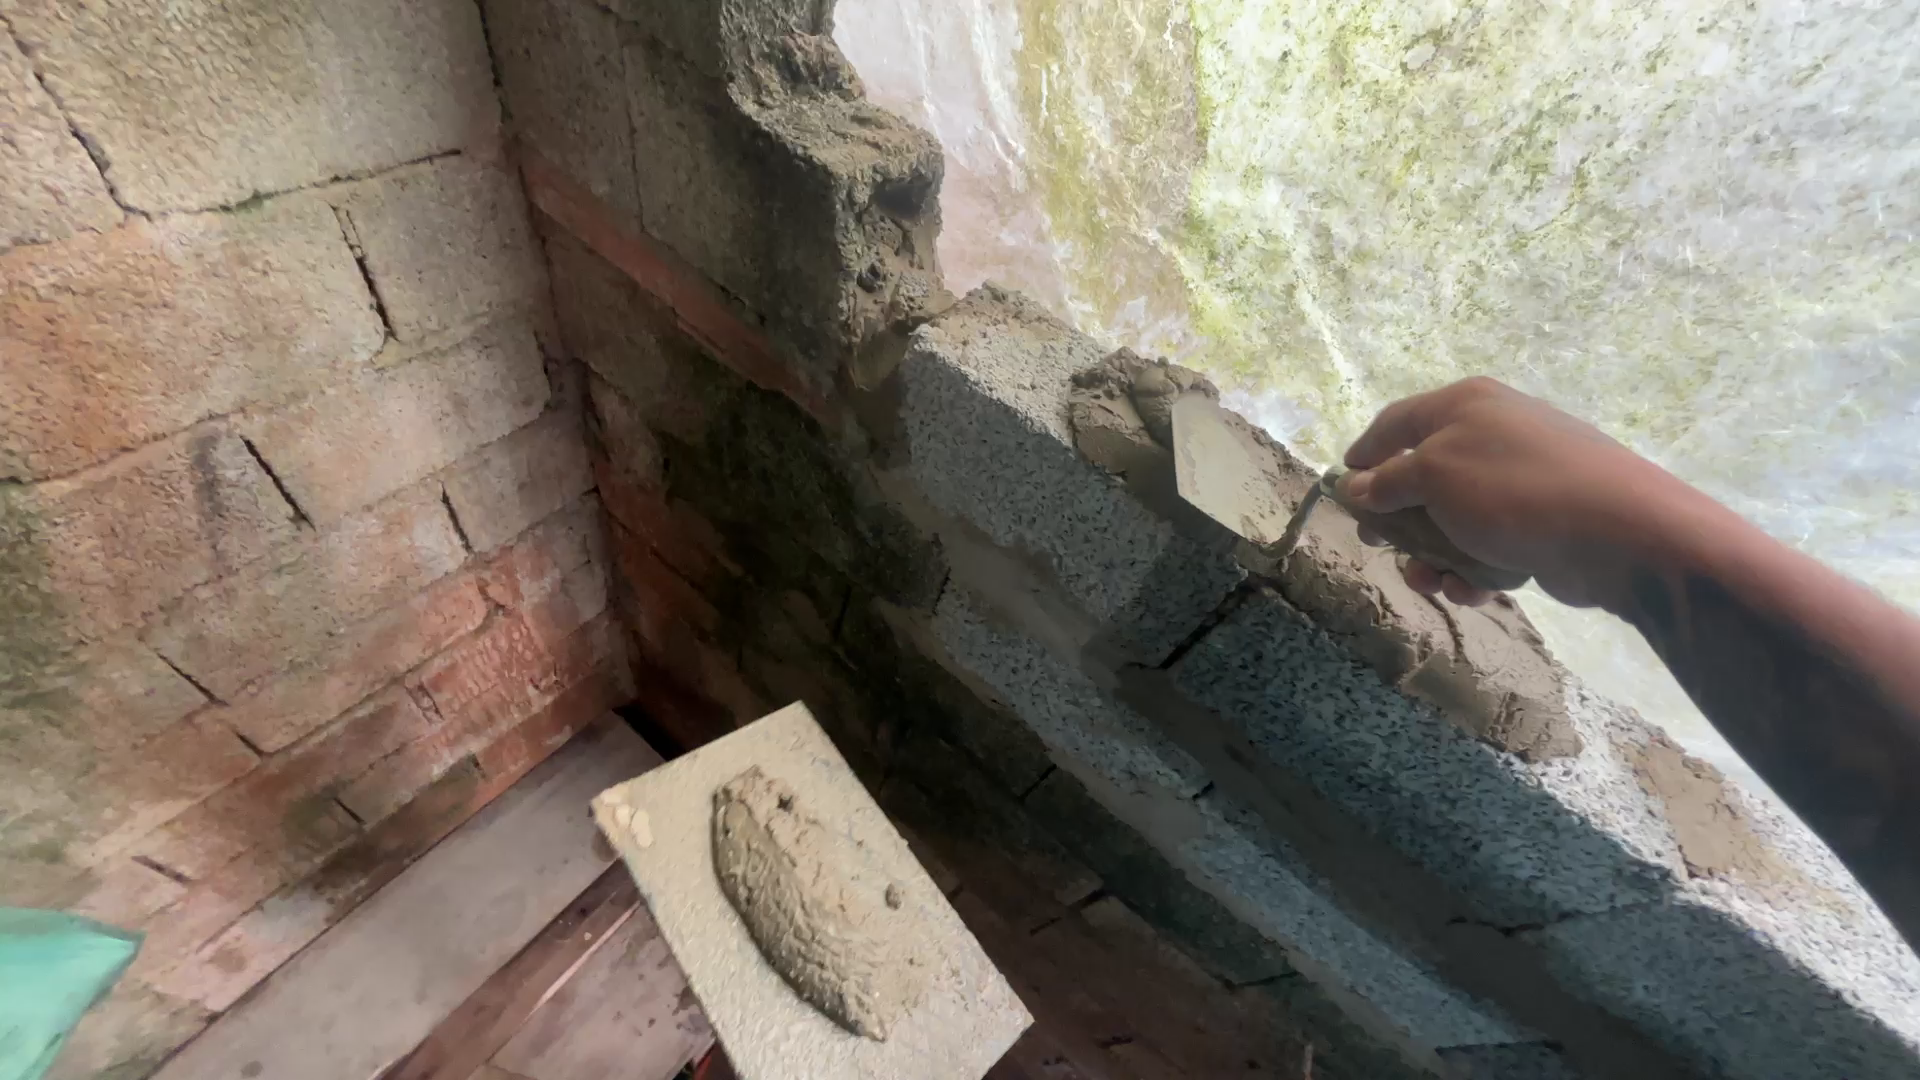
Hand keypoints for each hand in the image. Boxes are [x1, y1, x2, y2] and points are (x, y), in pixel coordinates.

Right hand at [1341, 377, 1709, 608]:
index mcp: (1464, 407)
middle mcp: (1491, 434)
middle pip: (1419, 476)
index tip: (1342, 490)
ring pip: (1450, 518)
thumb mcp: (1431, 477)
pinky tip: (1473, 588)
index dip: (1362, 455)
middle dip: (1397, 518)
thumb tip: (1355, 487)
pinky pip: (1486, 542)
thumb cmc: (1511, 491)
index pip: (1393, 423)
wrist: (1622, 536)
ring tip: (1431, 582)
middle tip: (1379, 543)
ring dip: (1432, 555)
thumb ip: (1384, 483)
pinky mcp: (1539, 519)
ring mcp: (1518, 479)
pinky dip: (1472, 568)